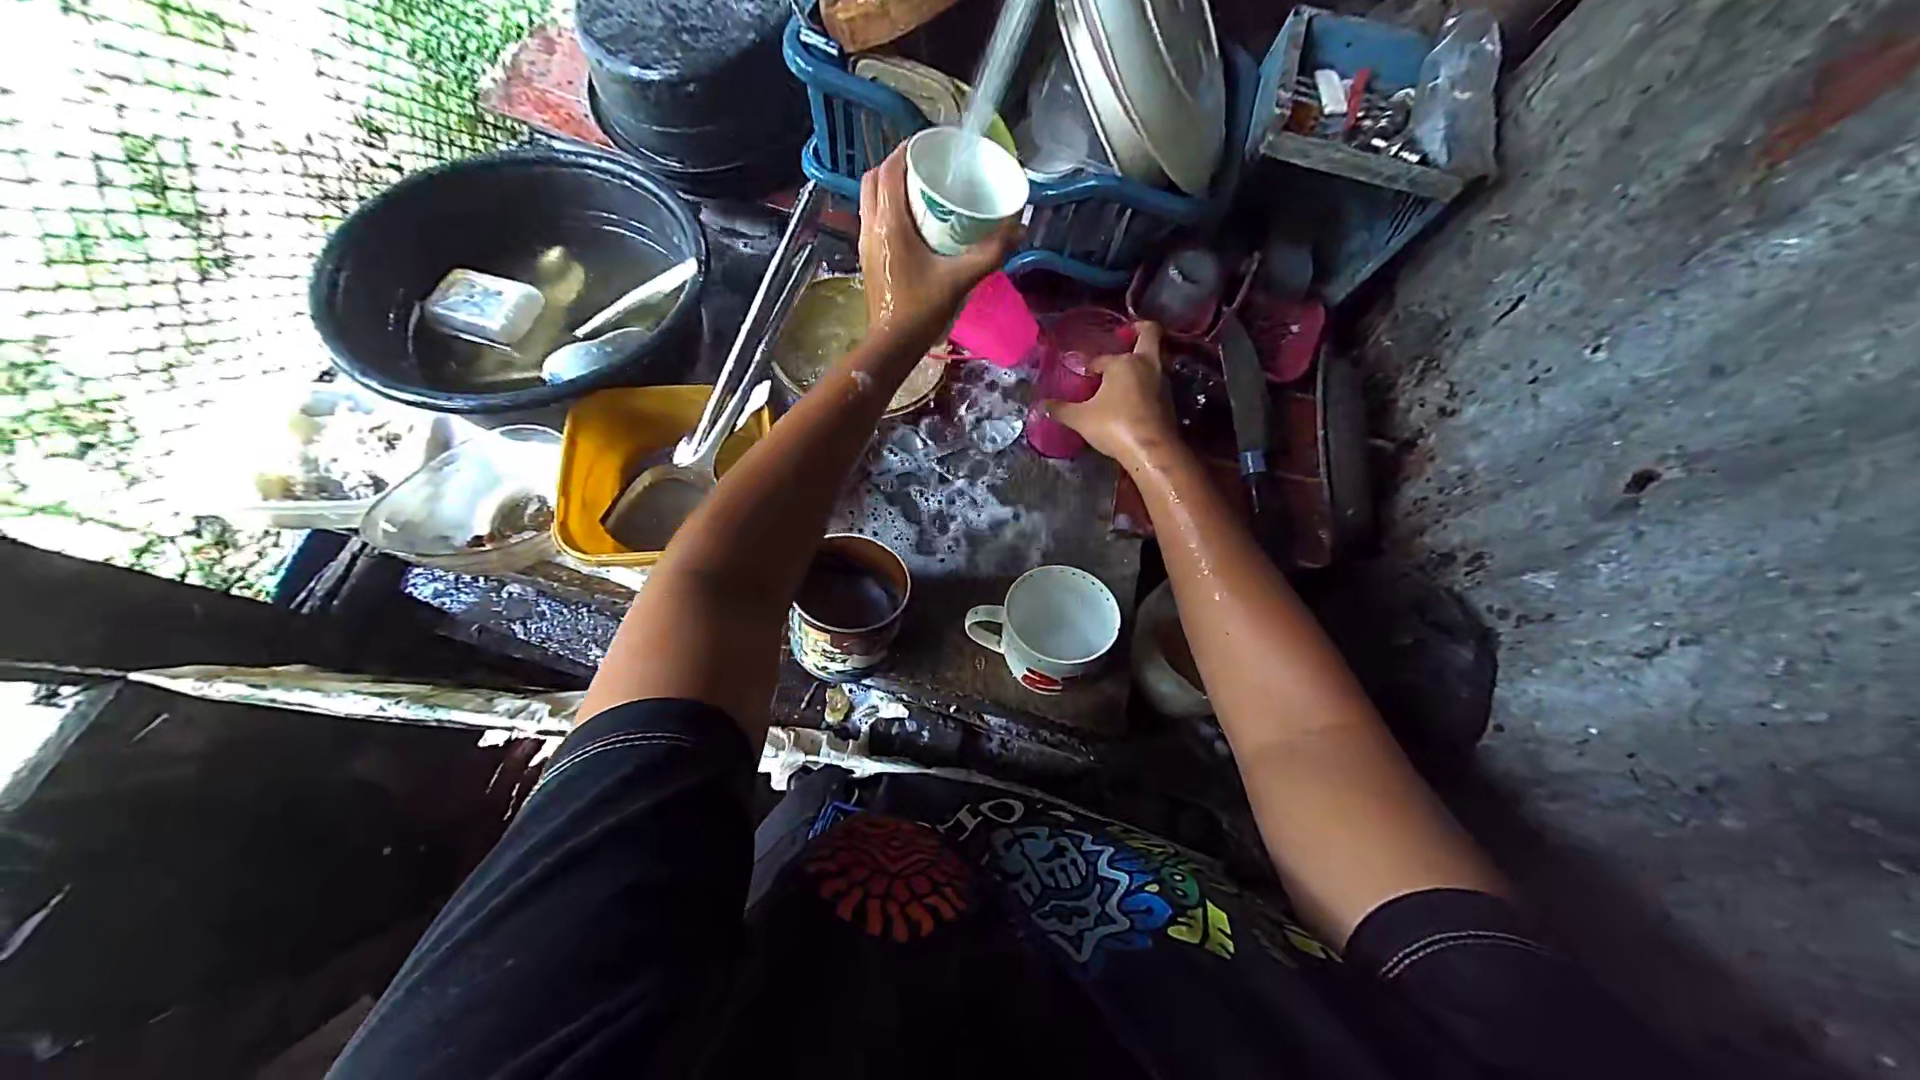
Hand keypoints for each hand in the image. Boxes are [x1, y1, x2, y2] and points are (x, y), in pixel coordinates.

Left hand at [858, 143, 1020, 356]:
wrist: (892, 345)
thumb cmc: (921, 310)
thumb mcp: (961, 279)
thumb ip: (991, 253)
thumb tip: (1018, 231)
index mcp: (890, 222)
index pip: (891, 169)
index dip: (908, 150)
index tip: (931, 146)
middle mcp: (871, 226)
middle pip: (875, 178)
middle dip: (897, 165)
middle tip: (926, 168)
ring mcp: (865, 243)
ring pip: (870, 198)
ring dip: (889, 186)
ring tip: (920, 191)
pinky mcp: (867, 258)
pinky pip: (873, 219)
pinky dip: (887, 208)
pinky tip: (913, 222)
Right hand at [1048, 321, 1178, 464]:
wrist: (1152, 451)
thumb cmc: (1115, 426)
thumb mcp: (1080, 418)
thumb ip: (1060, 409)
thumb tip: (1040, 406)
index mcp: (1125, 362)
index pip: (1102, 357)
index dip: (1088, 363)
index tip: (1078, 368)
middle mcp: (1147, 365)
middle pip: (1150, 334)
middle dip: (1138, 330)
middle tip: (1125, 335)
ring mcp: (1162, 382)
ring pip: (1155, 360)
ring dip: (1141, 361)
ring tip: (1122, 372)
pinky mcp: (1169, 400)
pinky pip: (1156, 382)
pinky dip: (1145, 383)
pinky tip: (1130, 396)